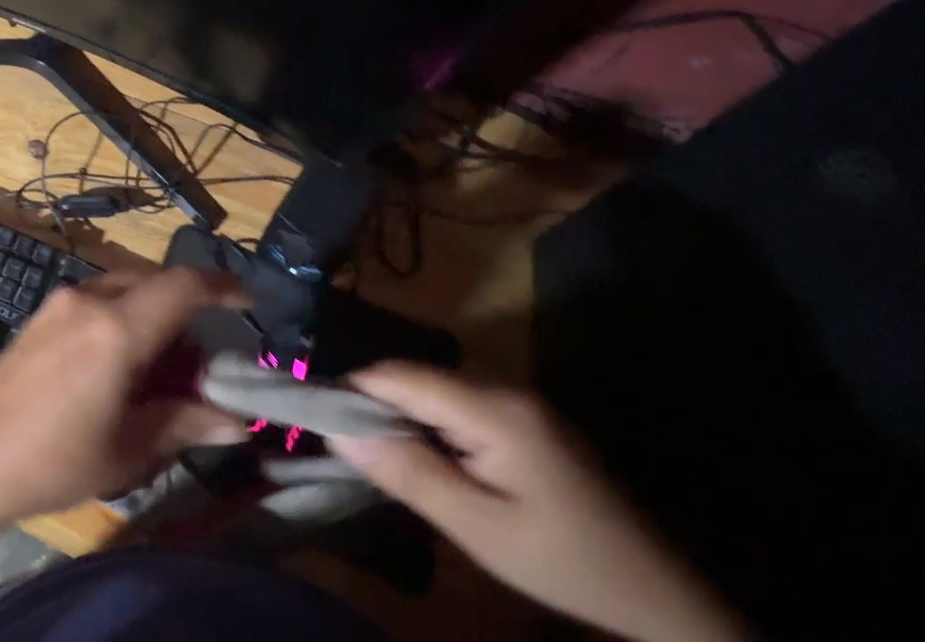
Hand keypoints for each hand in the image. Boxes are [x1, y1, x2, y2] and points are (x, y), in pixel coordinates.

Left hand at [0, 267, 249, 528]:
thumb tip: (235, 422)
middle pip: (154, 284)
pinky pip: (98, 301)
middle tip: (210, 354)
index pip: (183, 286)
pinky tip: (126, 363)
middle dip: (190, 308)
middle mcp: (88, 301)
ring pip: (125, 289)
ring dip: (155, 313)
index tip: (251, 302)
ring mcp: (58, 305)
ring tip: (169, 364)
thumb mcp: (129, 449)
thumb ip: (185, 424)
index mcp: (116, 328)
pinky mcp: (39, 318)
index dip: (223, 287)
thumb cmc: (53, 459)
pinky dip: (125, 318)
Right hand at [328, 362, 746, 641]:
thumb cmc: (562, 562)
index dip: (349, 389)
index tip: (310, 414)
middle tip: (334, 441)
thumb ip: (406, 473)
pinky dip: (426, 424)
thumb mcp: (477, 526)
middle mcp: (505, 390)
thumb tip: (335, 432)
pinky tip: (416, 457)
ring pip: (433, 391)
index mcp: (494, 409)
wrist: (659, 595)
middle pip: (415, 378)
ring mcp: (520, 404)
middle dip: (369, 403)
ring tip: (366, 451)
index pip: (399, 376)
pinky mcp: (526, 422)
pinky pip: (458, 406)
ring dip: (396, 415)